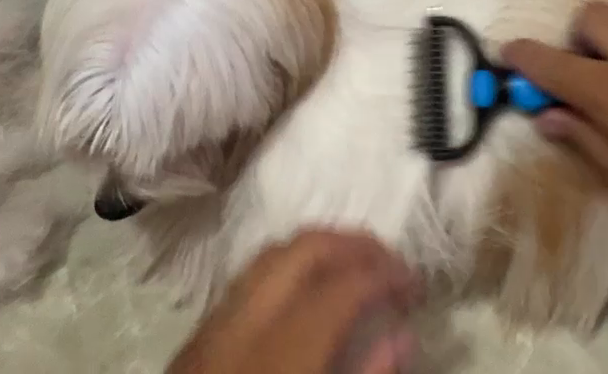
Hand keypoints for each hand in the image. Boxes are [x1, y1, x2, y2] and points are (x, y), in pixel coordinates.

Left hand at [169, 229, 421, 373]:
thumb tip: (400, 336)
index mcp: (278, 362)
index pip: (340, 287)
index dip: (386, 274)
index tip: (416, 285)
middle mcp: (238, 332)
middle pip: (302, 251)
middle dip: (354, 245)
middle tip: (391, 265)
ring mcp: (207, 334)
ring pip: (268, 258)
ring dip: (319, 252)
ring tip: (356, 271)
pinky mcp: (191, 346)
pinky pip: (246, 282)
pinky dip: (286, 273)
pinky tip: (308, 297)